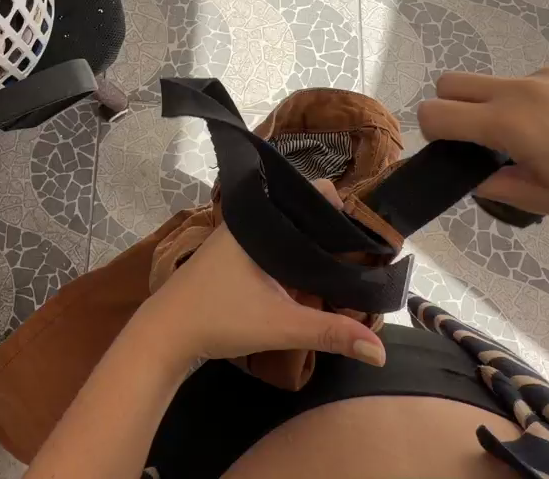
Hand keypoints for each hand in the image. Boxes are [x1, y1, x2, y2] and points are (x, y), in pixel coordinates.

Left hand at [132, 180, 386, 368]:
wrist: (167, 331)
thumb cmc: (220, 317)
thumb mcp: (281, 325)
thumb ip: (331, 333)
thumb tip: (381, 353)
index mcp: (261, 219)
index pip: (310, 195)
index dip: (341, 211)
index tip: (369, 235)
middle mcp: (251, 219)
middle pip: (301, 213)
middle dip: (331, 233)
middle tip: (366, 257)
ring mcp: (241, 235)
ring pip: (287, 230)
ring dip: (312, 246)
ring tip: (347, 267)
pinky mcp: (235, 254)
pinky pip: (274, 244)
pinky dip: (294, 256)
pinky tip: (312, 277)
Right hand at [416, 60, 548, 233]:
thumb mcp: (546, 202)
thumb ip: (496, 185)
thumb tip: (475, 175)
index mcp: (509, 123)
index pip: (435, 112)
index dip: (431, 132)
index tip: (452, 150)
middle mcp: (522, 88)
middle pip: (452, 83)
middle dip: (453, 108)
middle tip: (483, 140)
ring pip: (499, 83)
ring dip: (503, 106)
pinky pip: (537, 80)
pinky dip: (541, 101)